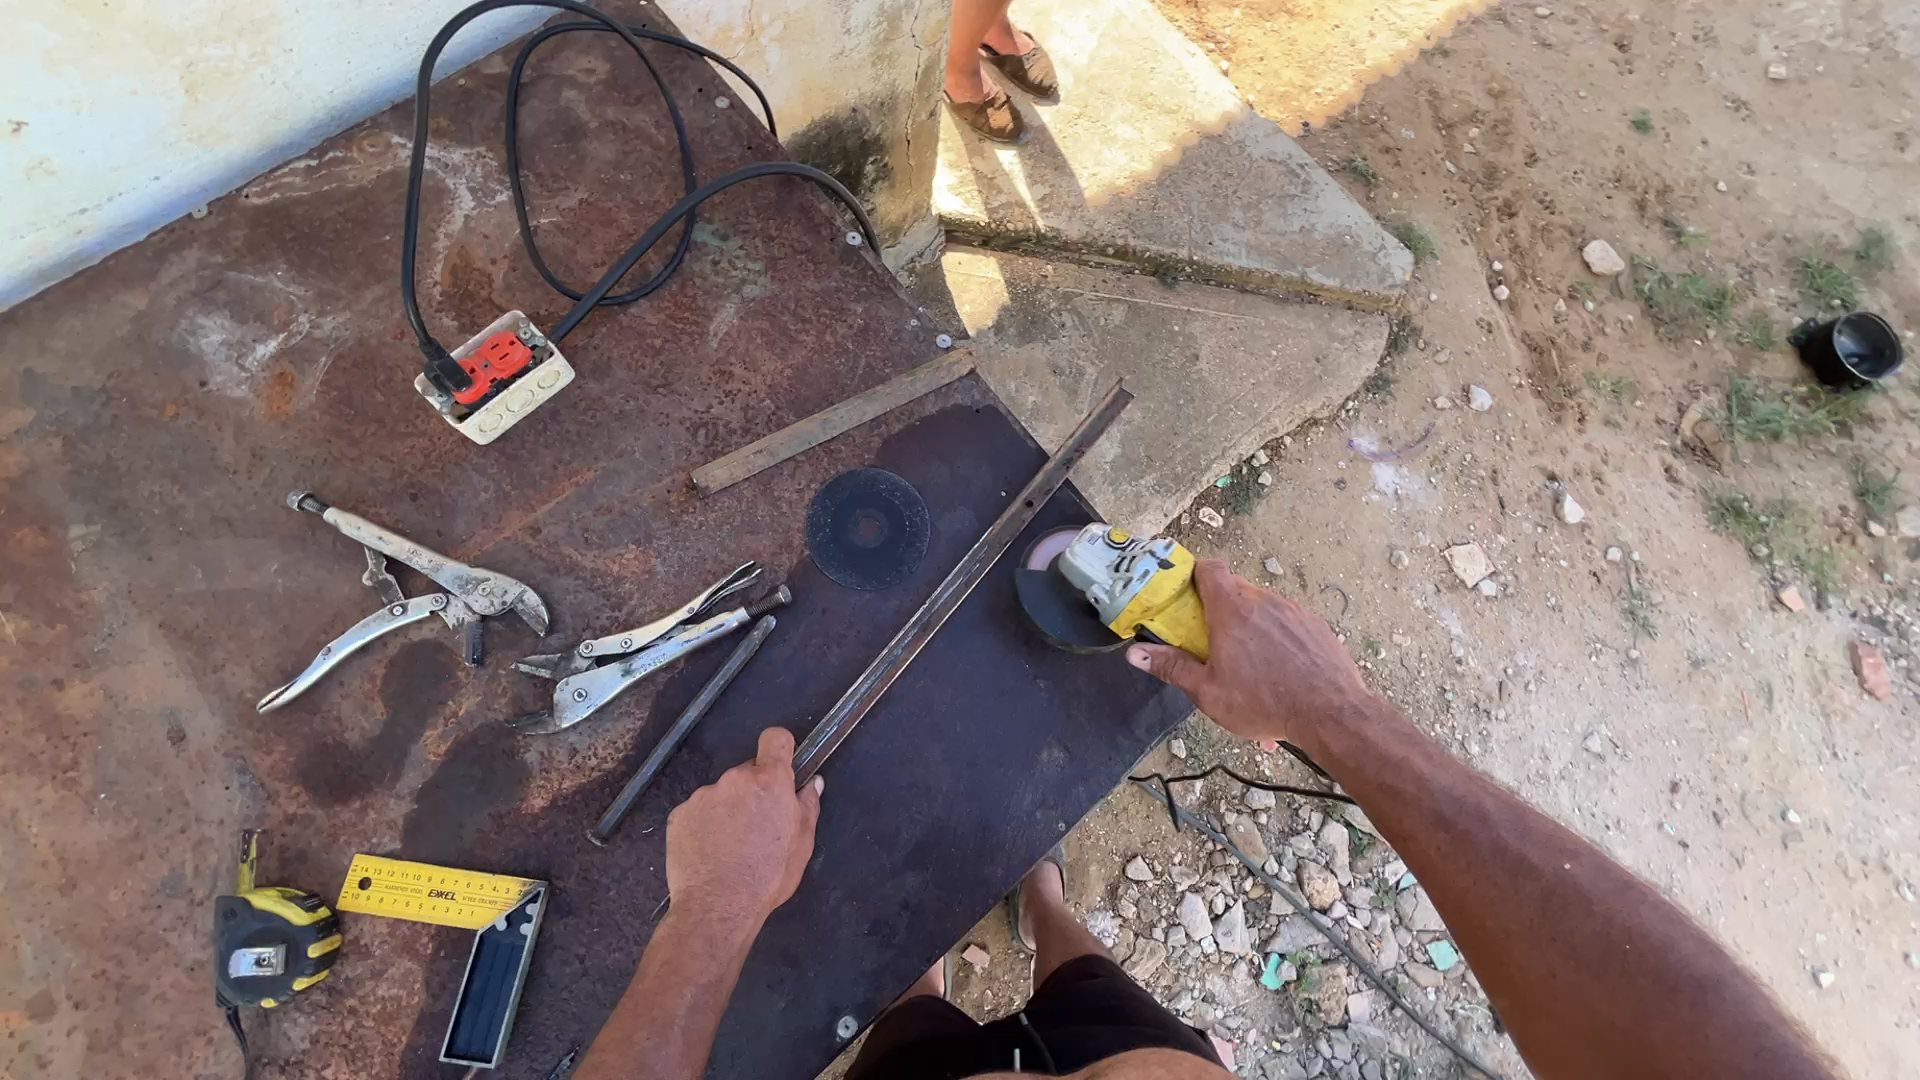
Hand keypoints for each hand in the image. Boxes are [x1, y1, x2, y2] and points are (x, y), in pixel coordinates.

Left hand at [664, 727, 822, 929]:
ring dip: (728, 809)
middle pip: (748, 772)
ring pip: (722, 793)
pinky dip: (704, 826)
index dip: (780, 748)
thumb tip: (813, 783)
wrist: (717, 908)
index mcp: (770, 780)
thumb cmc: (768, 876)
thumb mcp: (802, 843)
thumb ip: (808, 805)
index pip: (775, 738)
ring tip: (730, 846)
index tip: (781, 766)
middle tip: (757, 826)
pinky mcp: (680, 815)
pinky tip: (709, 853)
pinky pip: (698, 812)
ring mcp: (704, 795)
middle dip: (754, 791)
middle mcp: (735, 778)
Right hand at [1126, 559, 1371, 745]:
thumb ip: (1171, 667)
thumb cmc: (1264, 702)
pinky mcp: (1315, 627)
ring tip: (1249, 668)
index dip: (1194, 573)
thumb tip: (1135, 653)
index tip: (1184, 593)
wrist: (1333, 714)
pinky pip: (1287, 625)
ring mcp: (1293, 612)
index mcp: (1231, 610)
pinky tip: (1278, 674)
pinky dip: (1277, 641)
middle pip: (1234, 590)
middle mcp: (1263, 601)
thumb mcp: (1207, 692)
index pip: (1209, 568)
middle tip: (1212, 641)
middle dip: (1219, 610)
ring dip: (1250, 629)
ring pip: (1261, 610)